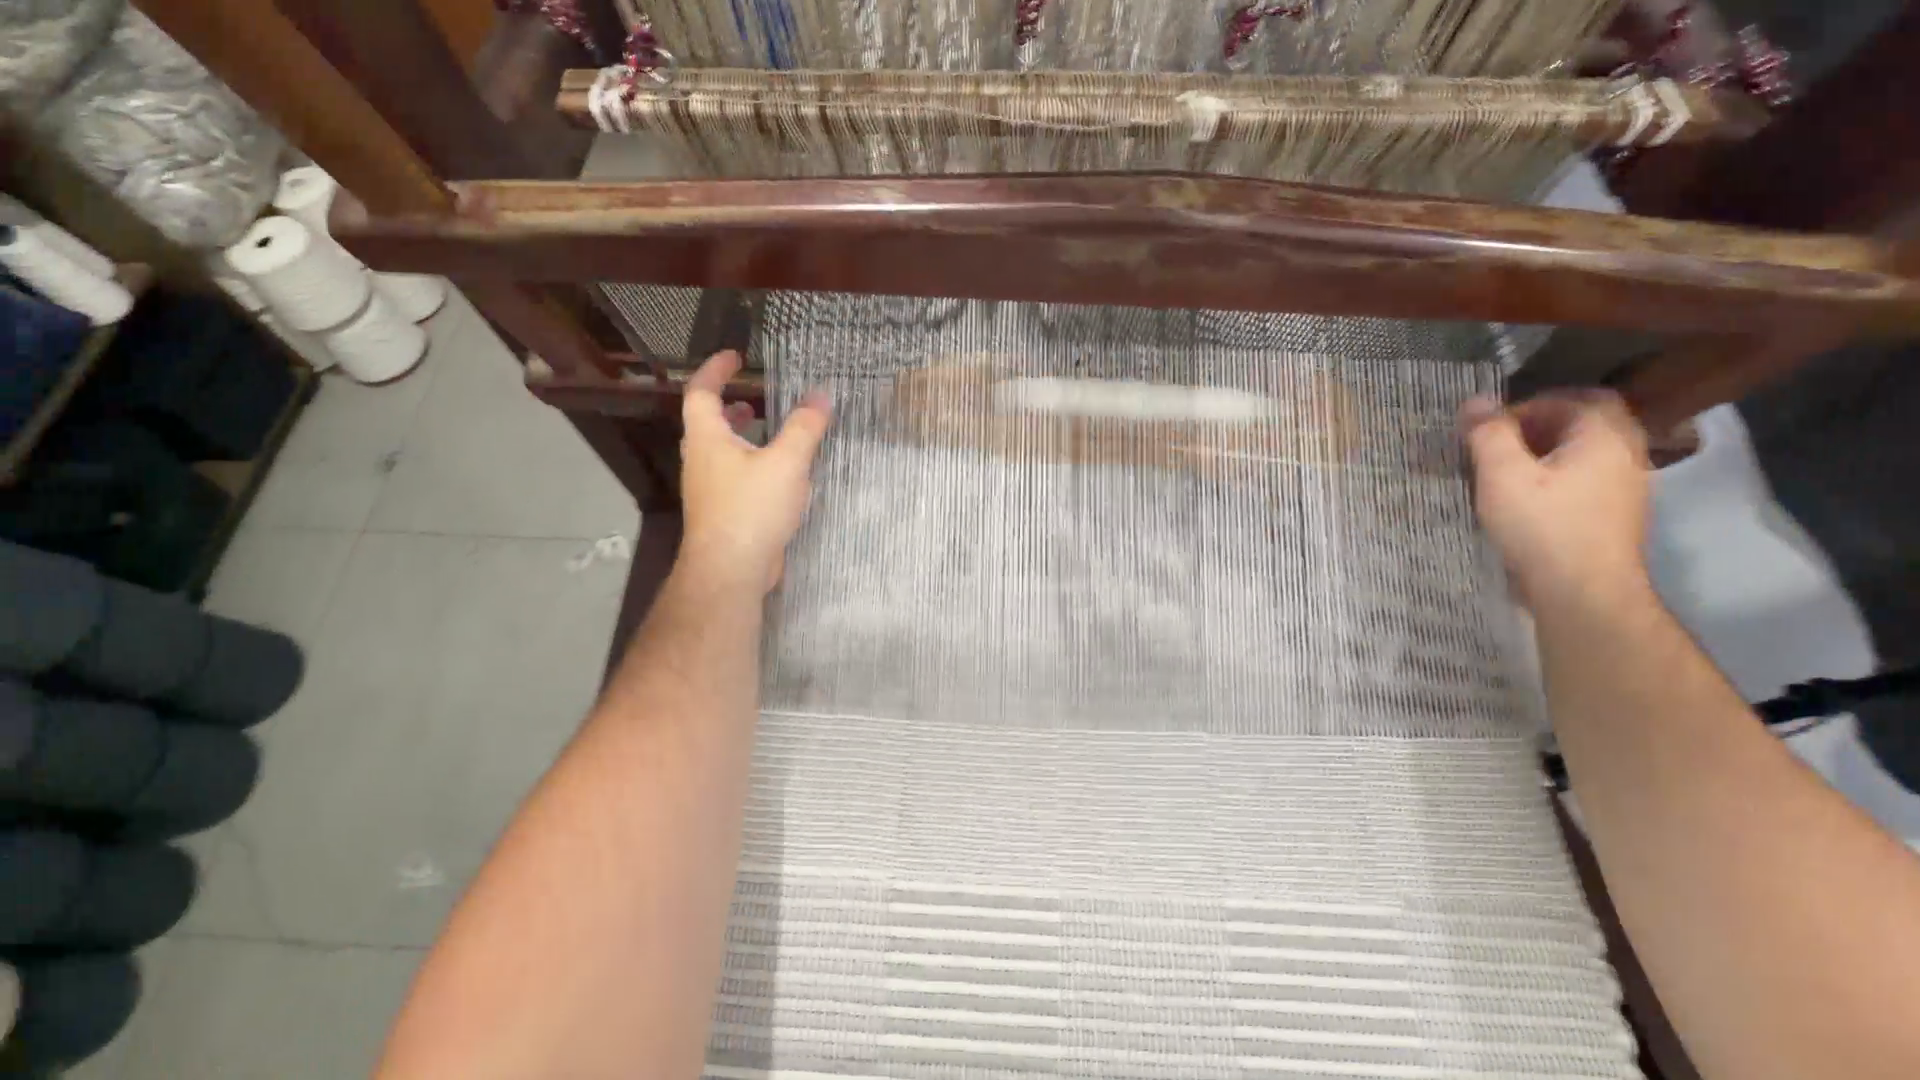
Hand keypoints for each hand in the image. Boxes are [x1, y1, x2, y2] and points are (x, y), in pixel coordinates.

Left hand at [676, 351, 831, 594]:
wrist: (730, 570)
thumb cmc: (751, 509)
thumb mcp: (787, 462)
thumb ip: (805, 427)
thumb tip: (822, 394)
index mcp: (707, 439)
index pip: (701, 392)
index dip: (715, 370)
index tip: (735, 357)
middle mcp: (702, 461)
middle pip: (707, 423)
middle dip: (729, 407)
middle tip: (752, 397)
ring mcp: (710, 490)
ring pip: (722, 453)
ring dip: (741, 438)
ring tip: (768, 431)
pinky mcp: (723, 514)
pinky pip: (735, 478)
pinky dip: (752, 465)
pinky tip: (780, 476)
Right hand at [1461, 390, 1651, 609]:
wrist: (1584, 594)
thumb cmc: (1543, 527)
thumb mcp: (1503, 476)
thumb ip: (1489, 434)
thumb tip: (1475, 401)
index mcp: (1605, 435)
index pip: (1571, 399)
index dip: (1525, 407)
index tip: (1489, 431)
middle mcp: (1627, 454)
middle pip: (1586, 422)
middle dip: (1541, 427)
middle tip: (1502, 445)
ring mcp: (1627, 487)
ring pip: (1587, 453)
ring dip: (1549, 454)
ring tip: (1508, 474)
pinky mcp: (1617, 517)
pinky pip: (1588, 480)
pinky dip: (1559, 478)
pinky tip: (1529, 501)